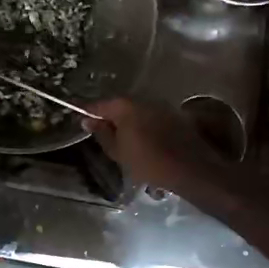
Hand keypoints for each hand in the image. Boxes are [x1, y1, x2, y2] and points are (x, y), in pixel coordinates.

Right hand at [85, 97, 222, 194]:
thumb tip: (88, 120)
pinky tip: (142, 139)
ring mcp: (160, 105)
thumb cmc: (148, 162)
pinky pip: (150, 116)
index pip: (99, 104)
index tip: (77, 116)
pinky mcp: (174, 114)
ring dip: (127, 120)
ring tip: (121, 137)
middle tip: (100, 130)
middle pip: (119, 104)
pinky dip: (143, 124)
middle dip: (109, 115)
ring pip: (136, 110)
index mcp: (125, 106)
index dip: (87, 111)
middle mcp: (143, 99)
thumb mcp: (118, 152)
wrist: (190, 168)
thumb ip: (102, 133)